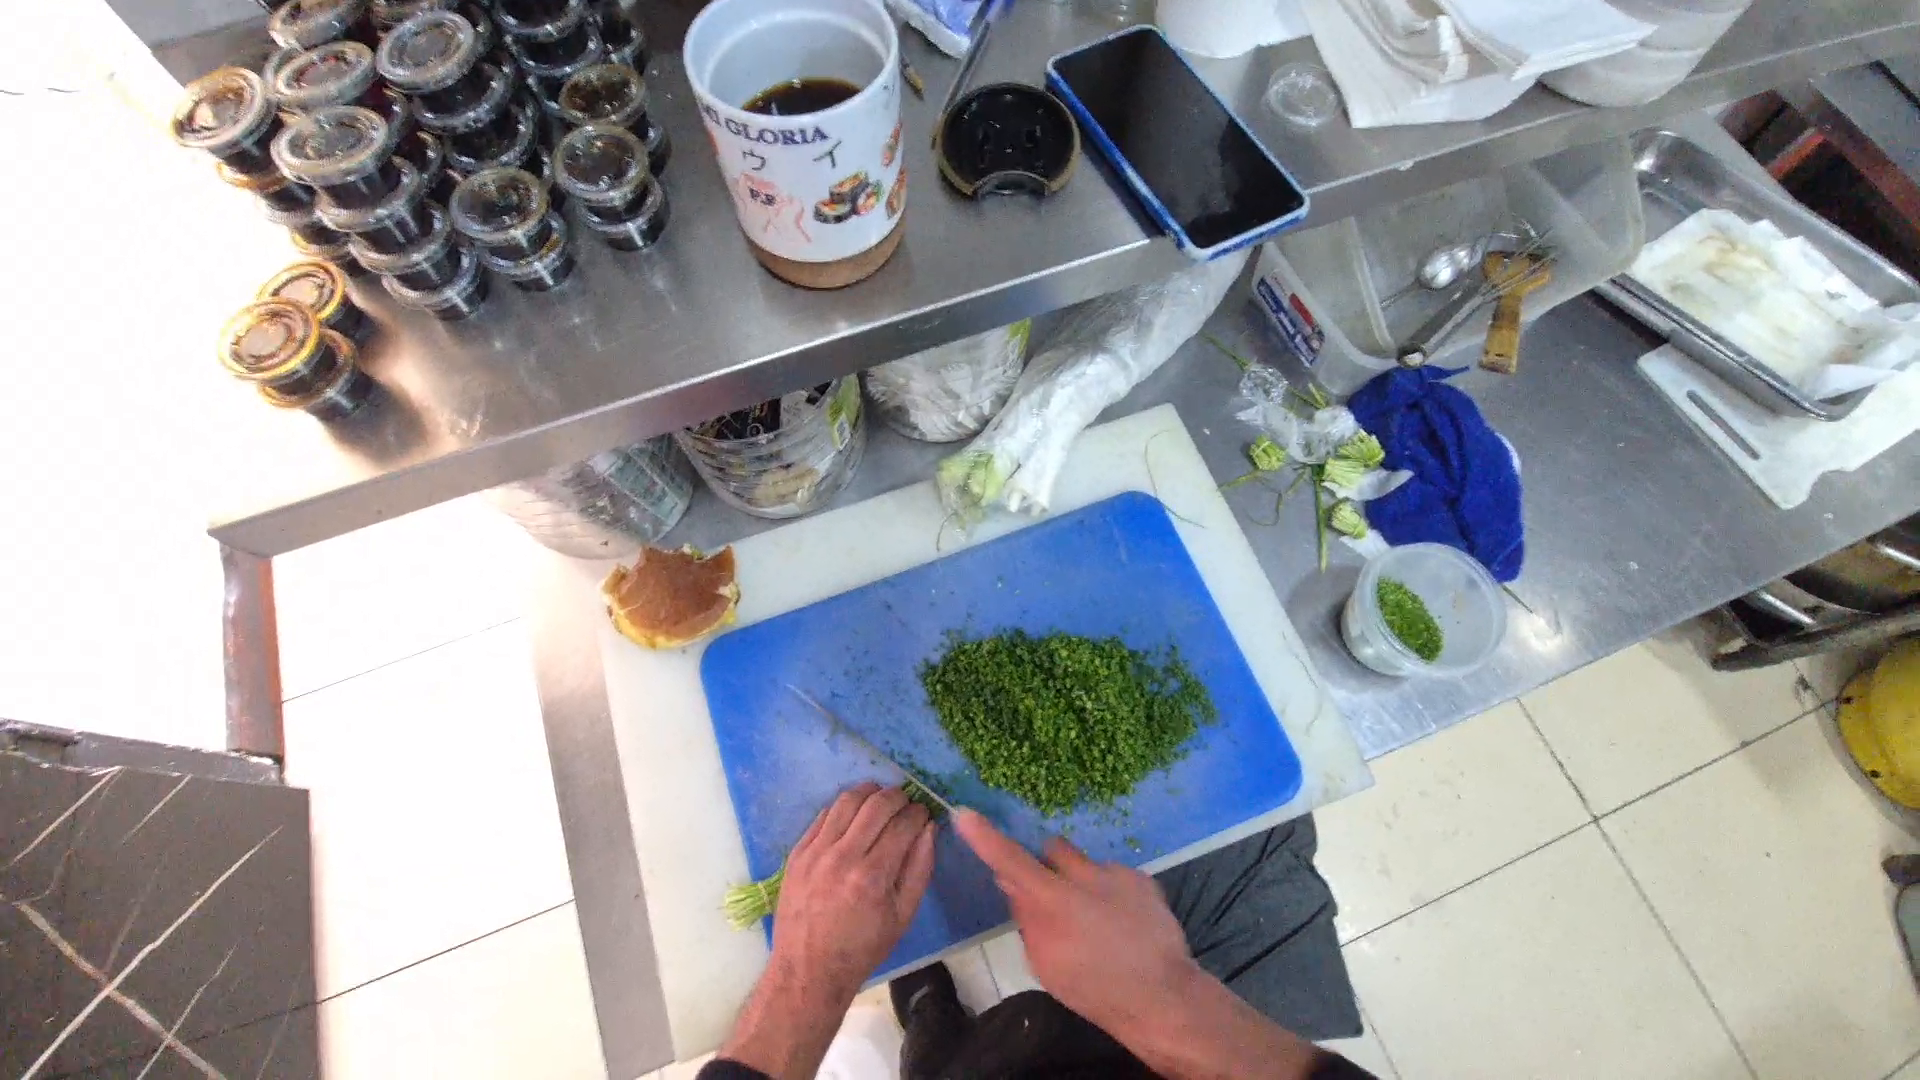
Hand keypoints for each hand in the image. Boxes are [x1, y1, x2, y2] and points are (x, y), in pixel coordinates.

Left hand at [771, 781, 937, 999]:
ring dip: (870, 793)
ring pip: (847, 801)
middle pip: (877, 805)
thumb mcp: (903, 916)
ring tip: (881, 800)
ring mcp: (816, 852)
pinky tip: (855, 814)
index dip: (919, 812)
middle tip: (906, 803)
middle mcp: (842, 858)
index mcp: (872, 877)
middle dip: (898, 796)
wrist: (808, 971)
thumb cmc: (862, 948)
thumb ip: (920, 868)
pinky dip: (844, 807)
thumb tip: (929, 828)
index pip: (903, 825)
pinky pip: (824, 814)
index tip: (924, 813)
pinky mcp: (797, 852)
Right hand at [955, 811, 1330, 1079]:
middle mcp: (1084, 876)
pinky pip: (1115, 877)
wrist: (1162, 997)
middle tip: (1054, 898)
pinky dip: (1112, 895)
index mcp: (1054, 901)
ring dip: (1083, 883)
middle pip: (1052, 850)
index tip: (964, 813)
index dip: (985, 838)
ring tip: (1098, 921)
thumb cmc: (1094, 989)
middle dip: (1047, 866)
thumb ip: (1027, 918)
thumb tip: (1011, 883)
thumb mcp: (1046, 963)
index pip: (1010, 861)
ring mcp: (1117, 874)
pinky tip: (1123, 925)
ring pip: (1086, 864)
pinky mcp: (1143, 879)